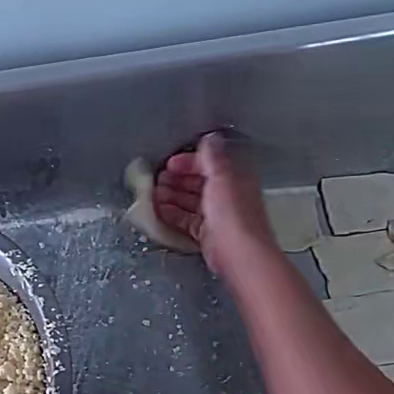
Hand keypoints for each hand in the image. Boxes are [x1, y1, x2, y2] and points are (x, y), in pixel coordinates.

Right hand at [152, 132, 279, 274]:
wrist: (240, 256)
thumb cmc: (233, 215)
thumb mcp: (221, 177)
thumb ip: (212, 157)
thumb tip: (211, 137)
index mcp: (235, 178)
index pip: (209, 164)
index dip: (188, 162)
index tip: (169, 164)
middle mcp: (228, 196)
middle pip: (199, 183)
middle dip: (177, 180)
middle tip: (157, 180)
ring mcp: (219, 216)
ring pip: (192, 202)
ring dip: (172, 197)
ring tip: (153, 195)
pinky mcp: (209, 235)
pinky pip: (188, 221)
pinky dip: (174, 215)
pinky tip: (160, 212)